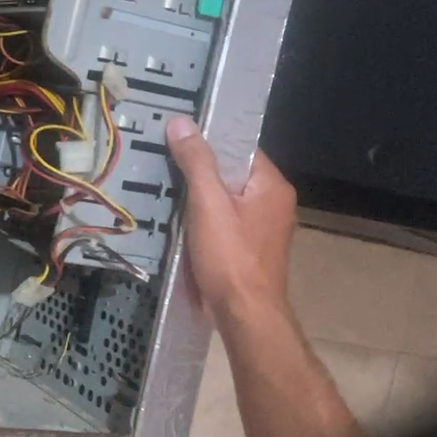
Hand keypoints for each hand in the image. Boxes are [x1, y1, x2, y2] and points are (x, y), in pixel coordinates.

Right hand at [165, 115, 296, 324]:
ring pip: (225, 197)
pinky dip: (202, 215)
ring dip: (197, 194)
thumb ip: (196, 162)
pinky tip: (178, 219)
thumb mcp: (207, 203)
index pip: (240, 148)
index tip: (175, 137)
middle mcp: (274, 202)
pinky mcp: (249, 246)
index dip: (209, 141)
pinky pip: (223, 218)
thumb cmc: (229, 255)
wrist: (244, 313)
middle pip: (231, 172)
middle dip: (199, 168)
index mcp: (272, 186)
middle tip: (162, 161)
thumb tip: (182, 123)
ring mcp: (263, 227)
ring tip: (164, 187)